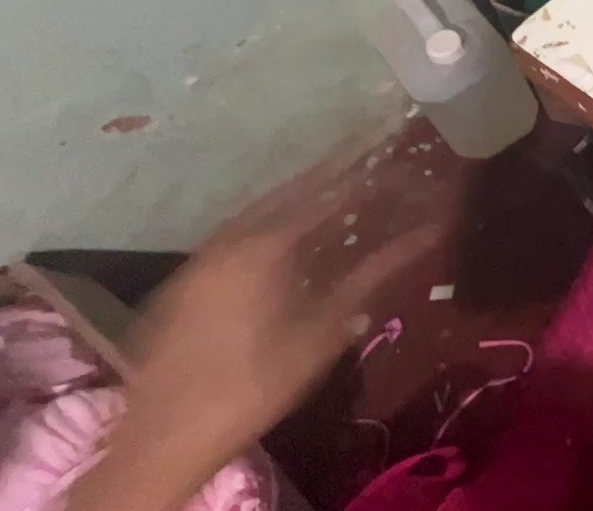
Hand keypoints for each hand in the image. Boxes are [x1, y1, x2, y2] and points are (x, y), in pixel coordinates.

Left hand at [70, 156, 436, 510]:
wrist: (162, 445)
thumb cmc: (257, 381)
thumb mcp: (326, 328)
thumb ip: (376, 272)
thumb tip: (431, 232)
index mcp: (261, 247)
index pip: (323, 192)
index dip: (361, 170)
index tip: (391, 147)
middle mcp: (224, 244)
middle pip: (285, 193)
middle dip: (328, 171)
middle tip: (366, 149)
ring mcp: (196, 265)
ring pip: (255, 213)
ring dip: (296, 195)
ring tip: (334, 182)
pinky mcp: (181, 289)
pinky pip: (235, 236)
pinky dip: (269, 222)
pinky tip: (287, 233)